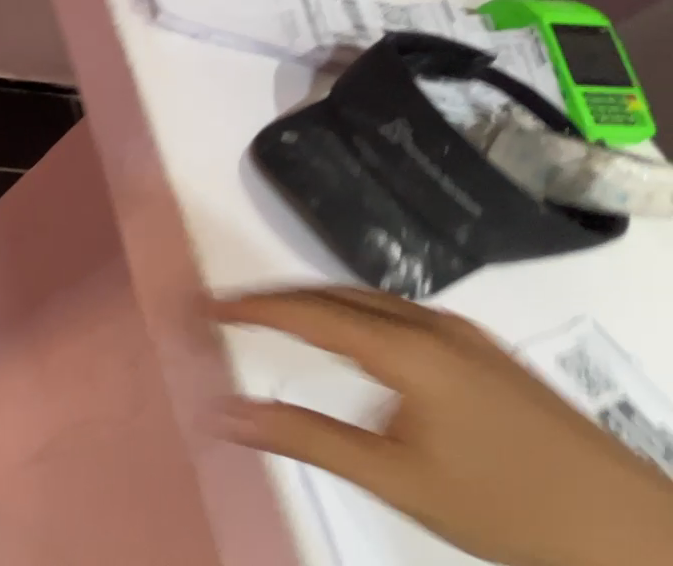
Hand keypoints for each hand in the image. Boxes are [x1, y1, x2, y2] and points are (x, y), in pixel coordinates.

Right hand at [213, 287, 672, 565]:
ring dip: (313, 303)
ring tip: (271, 319)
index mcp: (407, 348)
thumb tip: (222, 411)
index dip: (248, 305)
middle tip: (225, 310)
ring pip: (367, 299)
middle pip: (334, 294)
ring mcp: (465, 336)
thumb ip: (304, 437)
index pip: (306, 311)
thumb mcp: (395, 479)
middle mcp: (433, 326)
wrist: (639, 535)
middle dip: (274, 297)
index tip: (200, 306)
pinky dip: (349, 313)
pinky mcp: (485, 353)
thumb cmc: (509, 506)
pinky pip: (396, 312)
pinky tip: (345, 339)